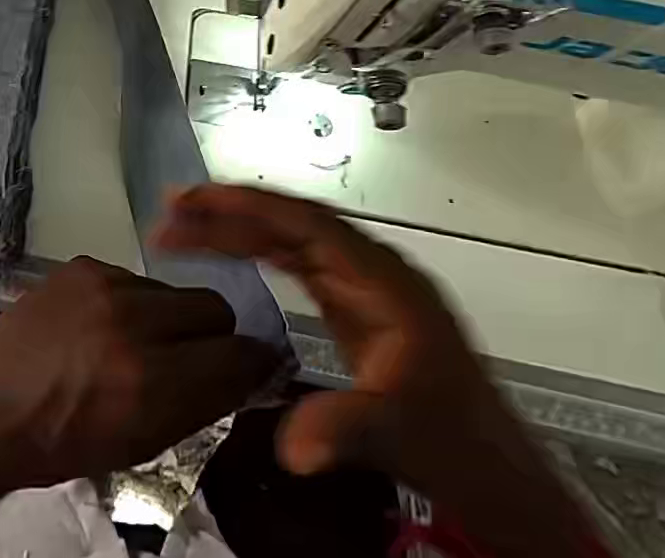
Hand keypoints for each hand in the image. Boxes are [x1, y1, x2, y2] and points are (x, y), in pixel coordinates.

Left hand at [0, 256, 280, 491]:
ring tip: (134, 341)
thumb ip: (199, 404)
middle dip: (213, 333)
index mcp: (152, 382)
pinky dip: (130, 302)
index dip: (252, 362)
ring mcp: (106, 285)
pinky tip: (100, 324)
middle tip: (191, 353)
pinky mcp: (84, 265)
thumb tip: (243, 371)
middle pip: (215, 306)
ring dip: (167, 317)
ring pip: (173, 290)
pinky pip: (133, 277)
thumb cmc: (62, 441)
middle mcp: (135, 323)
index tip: (251, 365)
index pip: (238, 355)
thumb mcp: (140, 444)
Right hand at [151, 184, 491, 481]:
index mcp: (383, 279)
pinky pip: (292, 259)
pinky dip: (255, 250)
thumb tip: (291, 445)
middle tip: (178, 206)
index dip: (250, 205)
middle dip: (232, 209)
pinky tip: (228, 251)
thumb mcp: (401, 433)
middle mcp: (369, 269)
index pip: (307, 222)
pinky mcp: (348, 302)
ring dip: (238, 226)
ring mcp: (359, 284)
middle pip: (290, 220)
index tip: (202, 198)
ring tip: (188, 222)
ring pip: (289, 236)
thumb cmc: (457, 441)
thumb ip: (345, 428)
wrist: (486, 465)